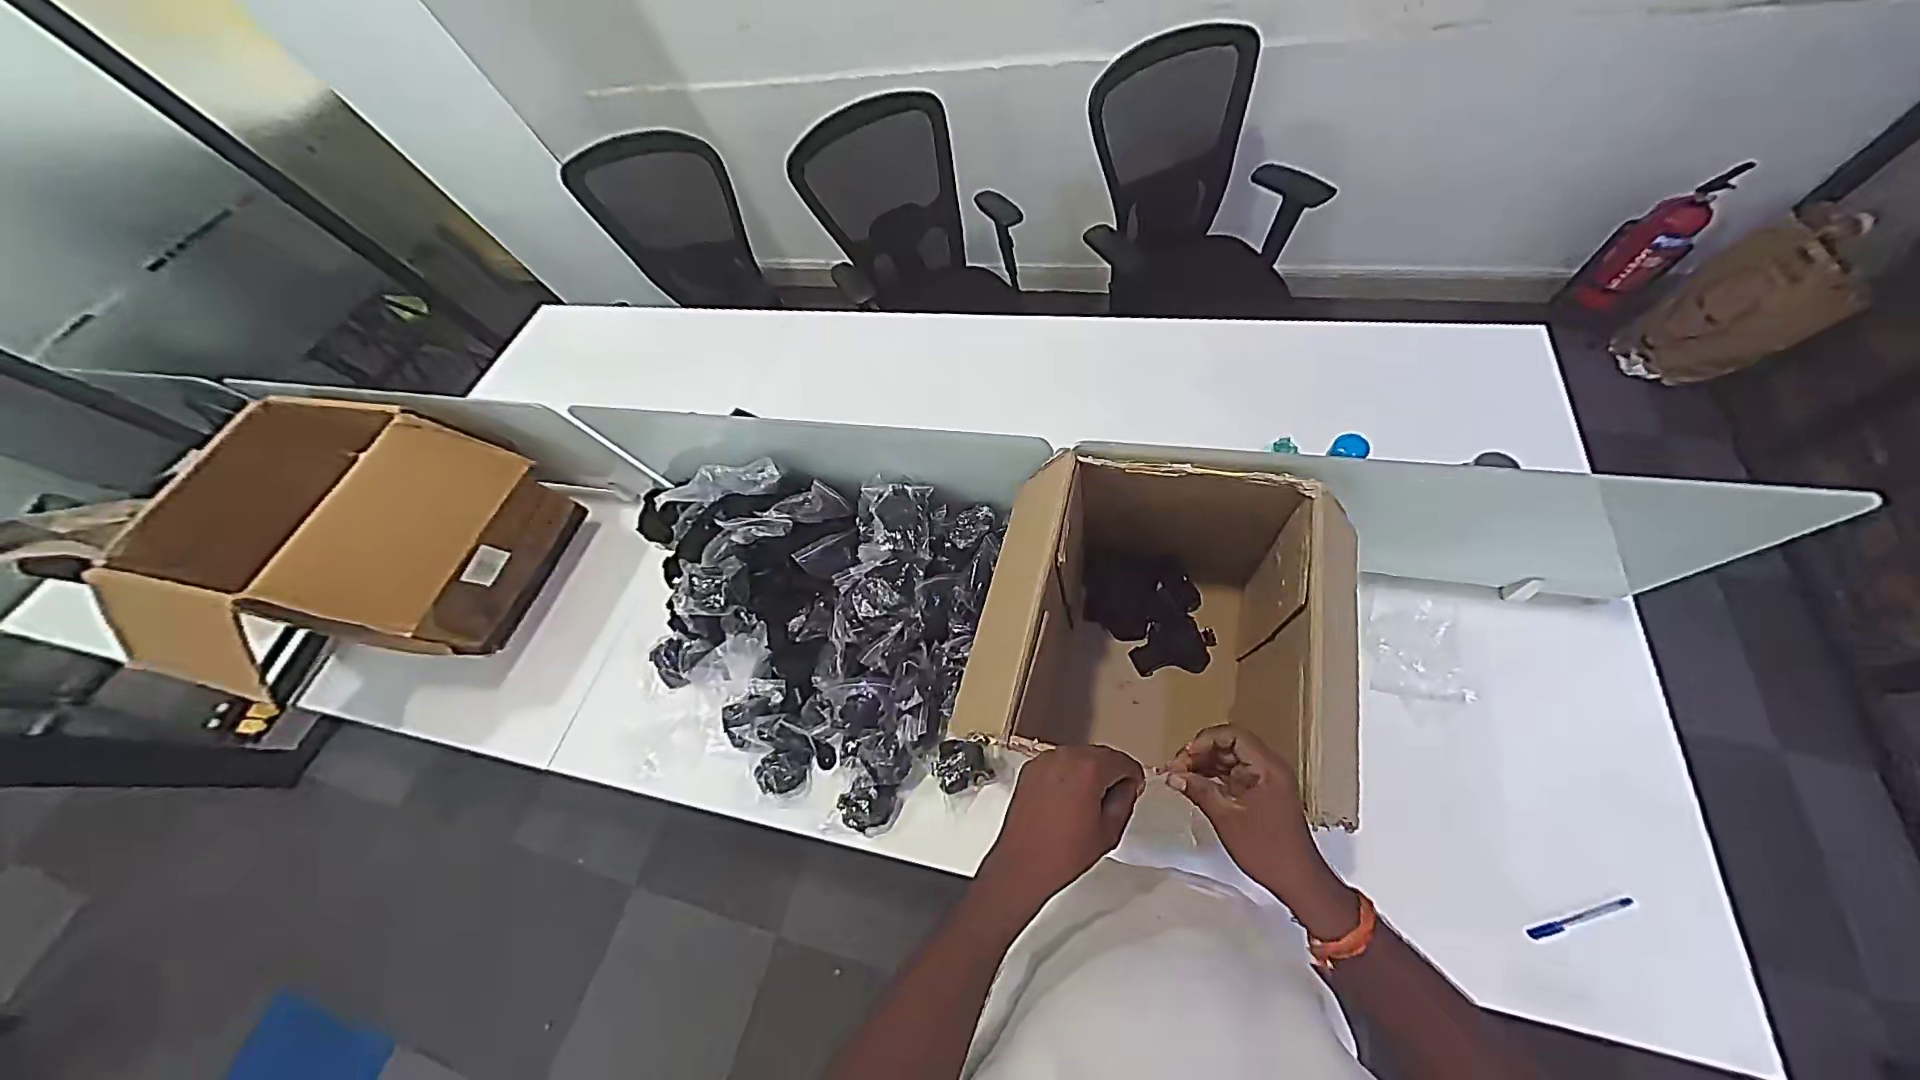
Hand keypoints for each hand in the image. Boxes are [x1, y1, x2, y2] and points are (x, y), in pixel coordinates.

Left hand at [972, 745, 1144, 921]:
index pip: (1122, 761)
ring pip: (1078, 757)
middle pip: (1100, 755)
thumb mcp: (1110, 830)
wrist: (1024, 862)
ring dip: (1088, 772)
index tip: (1134, 788)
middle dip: (1111, 773)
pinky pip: (1058, 764)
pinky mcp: (1030, 769)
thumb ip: (1125, 800)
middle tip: (1116, 798)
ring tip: (1089, 803)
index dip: (1133, 776)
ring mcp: (1044, 761)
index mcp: (1089, 768)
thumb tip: (1127, 786)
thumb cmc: (1063, 852)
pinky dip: (1067, 775)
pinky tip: (1068, 801)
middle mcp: (1065, 756)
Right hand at [1168, 726, 1356, 937]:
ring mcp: (1266, 781)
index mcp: (1267, 768)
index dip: (1204, 741)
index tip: (1185, 756)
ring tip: (1181, 777)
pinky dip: (1214, 777)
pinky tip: (1195, 786)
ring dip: (1205, 765)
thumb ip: (1198, 790)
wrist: (1299, 882)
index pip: (1233, 735)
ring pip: (1230, 759)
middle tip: (1177, 768)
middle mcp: (1269, 769)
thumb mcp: (1226, 817)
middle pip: (1230, 745)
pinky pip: (1233, 774)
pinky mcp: (1261, 794)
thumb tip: (1175, 776)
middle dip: (1201, 753)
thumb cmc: (1270, 852)